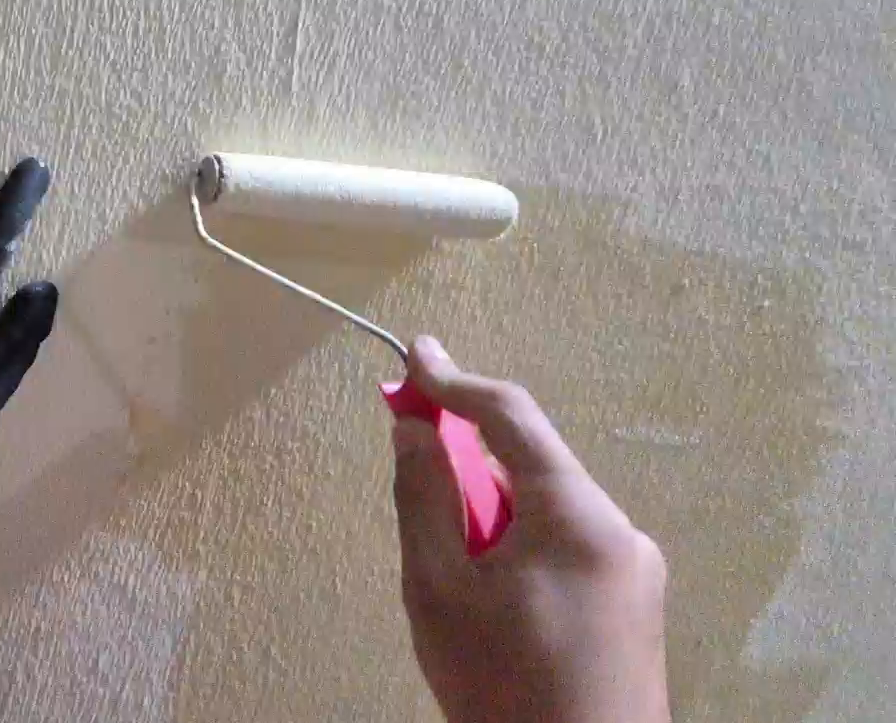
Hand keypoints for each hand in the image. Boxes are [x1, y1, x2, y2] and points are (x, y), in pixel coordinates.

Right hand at [393, 336, 669, 722]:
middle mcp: (618, 531)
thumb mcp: (437, 582)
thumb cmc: (498, 680)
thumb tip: (413, 425)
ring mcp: (629, 566)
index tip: (410, 352)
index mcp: (579, 520)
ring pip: (535, 498)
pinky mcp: (626, 595)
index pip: (511, 417)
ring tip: (444, 554)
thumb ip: (423, 492)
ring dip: (480, 498)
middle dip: (460, 446)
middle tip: (403, 437)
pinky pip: (553, 531)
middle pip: (525, 457)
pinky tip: (479, 576)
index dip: (454, 379)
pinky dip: (504, 528)